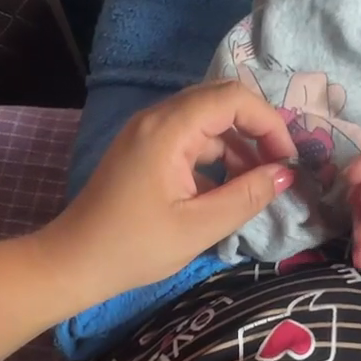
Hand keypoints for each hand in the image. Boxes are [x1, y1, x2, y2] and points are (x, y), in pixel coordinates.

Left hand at [42, 80, 298, 300]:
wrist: (73, 262)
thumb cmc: (133, 248)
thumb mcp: (198, 228)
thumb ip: (246, 197)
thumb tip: (285, 174)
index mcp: (168, 129)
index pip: (232, 98)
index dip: (269, 122)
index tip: (287, 160)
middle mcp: (156, 118)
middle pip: (220, 101)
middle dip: (256, 130)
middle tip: (278, 168)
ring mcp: (147, 132)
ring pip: (206, 121)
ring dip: (237, 146)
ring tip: (256, 184)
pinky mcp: (143, 150)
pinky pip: (189, 139)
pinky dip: (214, 157)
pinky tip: (226, 190)